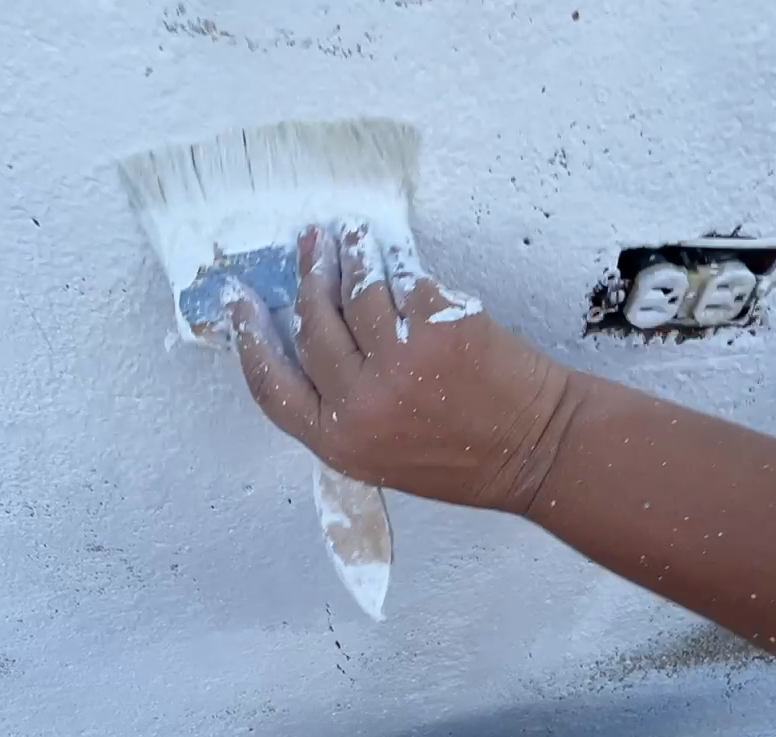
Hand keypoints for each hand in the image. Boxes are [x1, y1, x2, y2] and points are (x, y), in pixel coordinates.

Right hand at [223, 224, 577, 513]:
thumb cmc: (463, 460)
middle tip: (307, 247)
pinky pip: (401, 280)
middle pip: (311, 325)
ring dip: (346, 256)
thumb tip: (314, 342)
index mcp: (340, 442)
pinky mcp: (437, 326)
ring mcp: (399, 361)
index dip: (250, 339)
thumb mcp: (382, 457)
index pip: (272, 385)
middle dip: (306, 278)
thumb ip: (342, 412)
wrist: (535, 451)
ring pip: (354, 292)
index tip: (240, 303)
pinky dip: (391, 259)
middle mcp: (361, 404)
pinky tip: (387, 249)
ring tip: (344, 237)